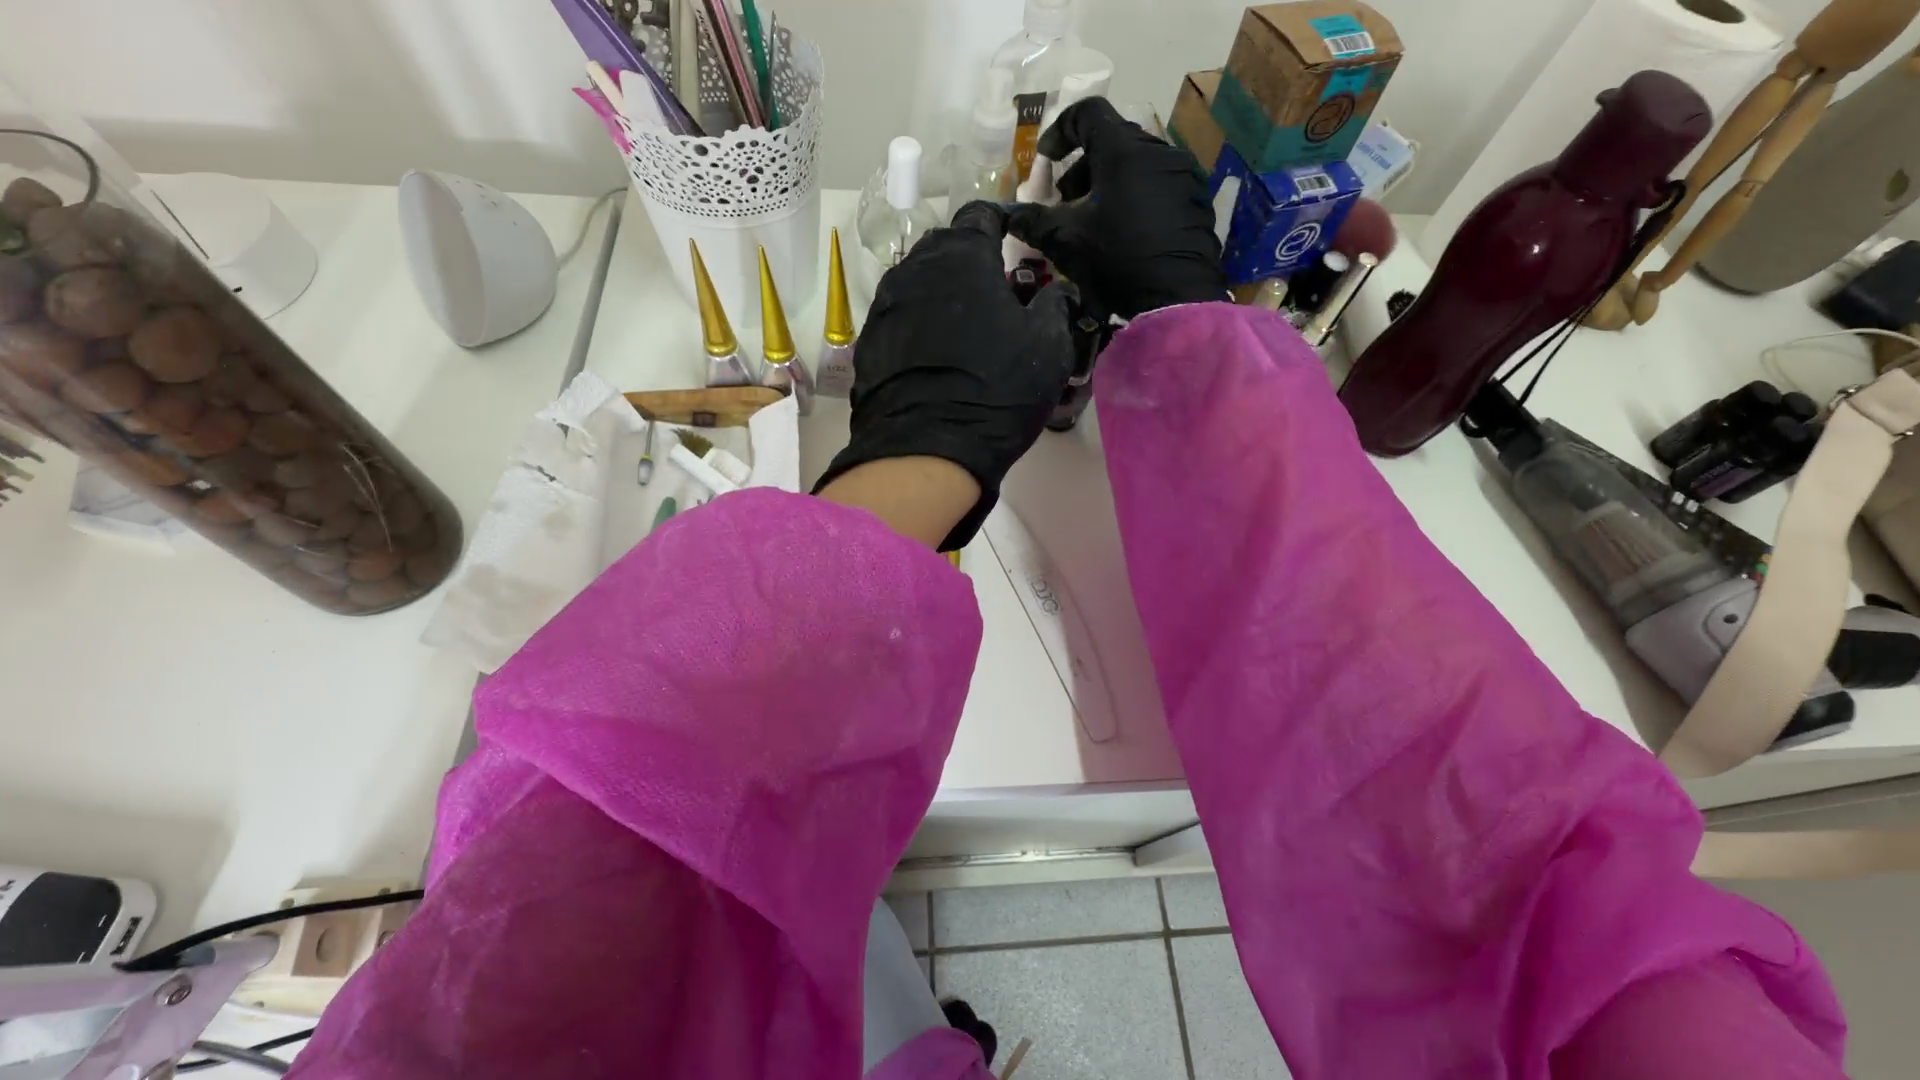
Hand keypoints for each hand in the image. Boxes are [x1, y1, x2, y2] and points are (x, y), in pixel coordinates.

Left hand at [812, 202, 1076, 550]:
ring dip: (944, 296)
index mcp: (962, 255)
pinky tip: (937, 359)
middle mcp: (914, 268)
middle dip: (972, 263)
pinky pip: (901, 321)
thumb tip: (1056, 291)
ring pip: (920, 285)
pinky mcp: (868, 344)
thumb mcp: (1048, 345)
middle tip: (998, 295)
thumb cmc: (998, 388)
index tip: (1016, 243)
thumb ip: (1055, 304)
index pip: (981, 215)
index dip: (1002, 224)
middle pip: (947, 248)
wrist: (927, 450)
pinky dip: (920, 328)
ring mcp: (884, 307)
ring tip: (967, 330)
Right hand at [1007, 97, 1226, 320]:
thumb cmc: (1116, 261)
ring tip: (1094, 219)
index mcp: (1123, 152)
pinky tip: (1124, 232)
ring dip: (1108, 181)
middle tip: (1066, 199)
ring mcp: (1183, 177)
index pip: (1088, 113)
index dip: (1060, 131)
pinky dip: (1135, 196)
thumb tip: (1009, 215)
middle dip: (1082, 164)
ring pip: (1137, 163)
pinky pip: (1158, 184)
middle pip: (1113, 139)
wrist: (1174, 302)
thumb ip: (1033, 221)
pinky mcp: (1196, 202)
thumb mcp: (1066, 241)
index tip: (1046, 161)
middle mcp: (1158, 152)